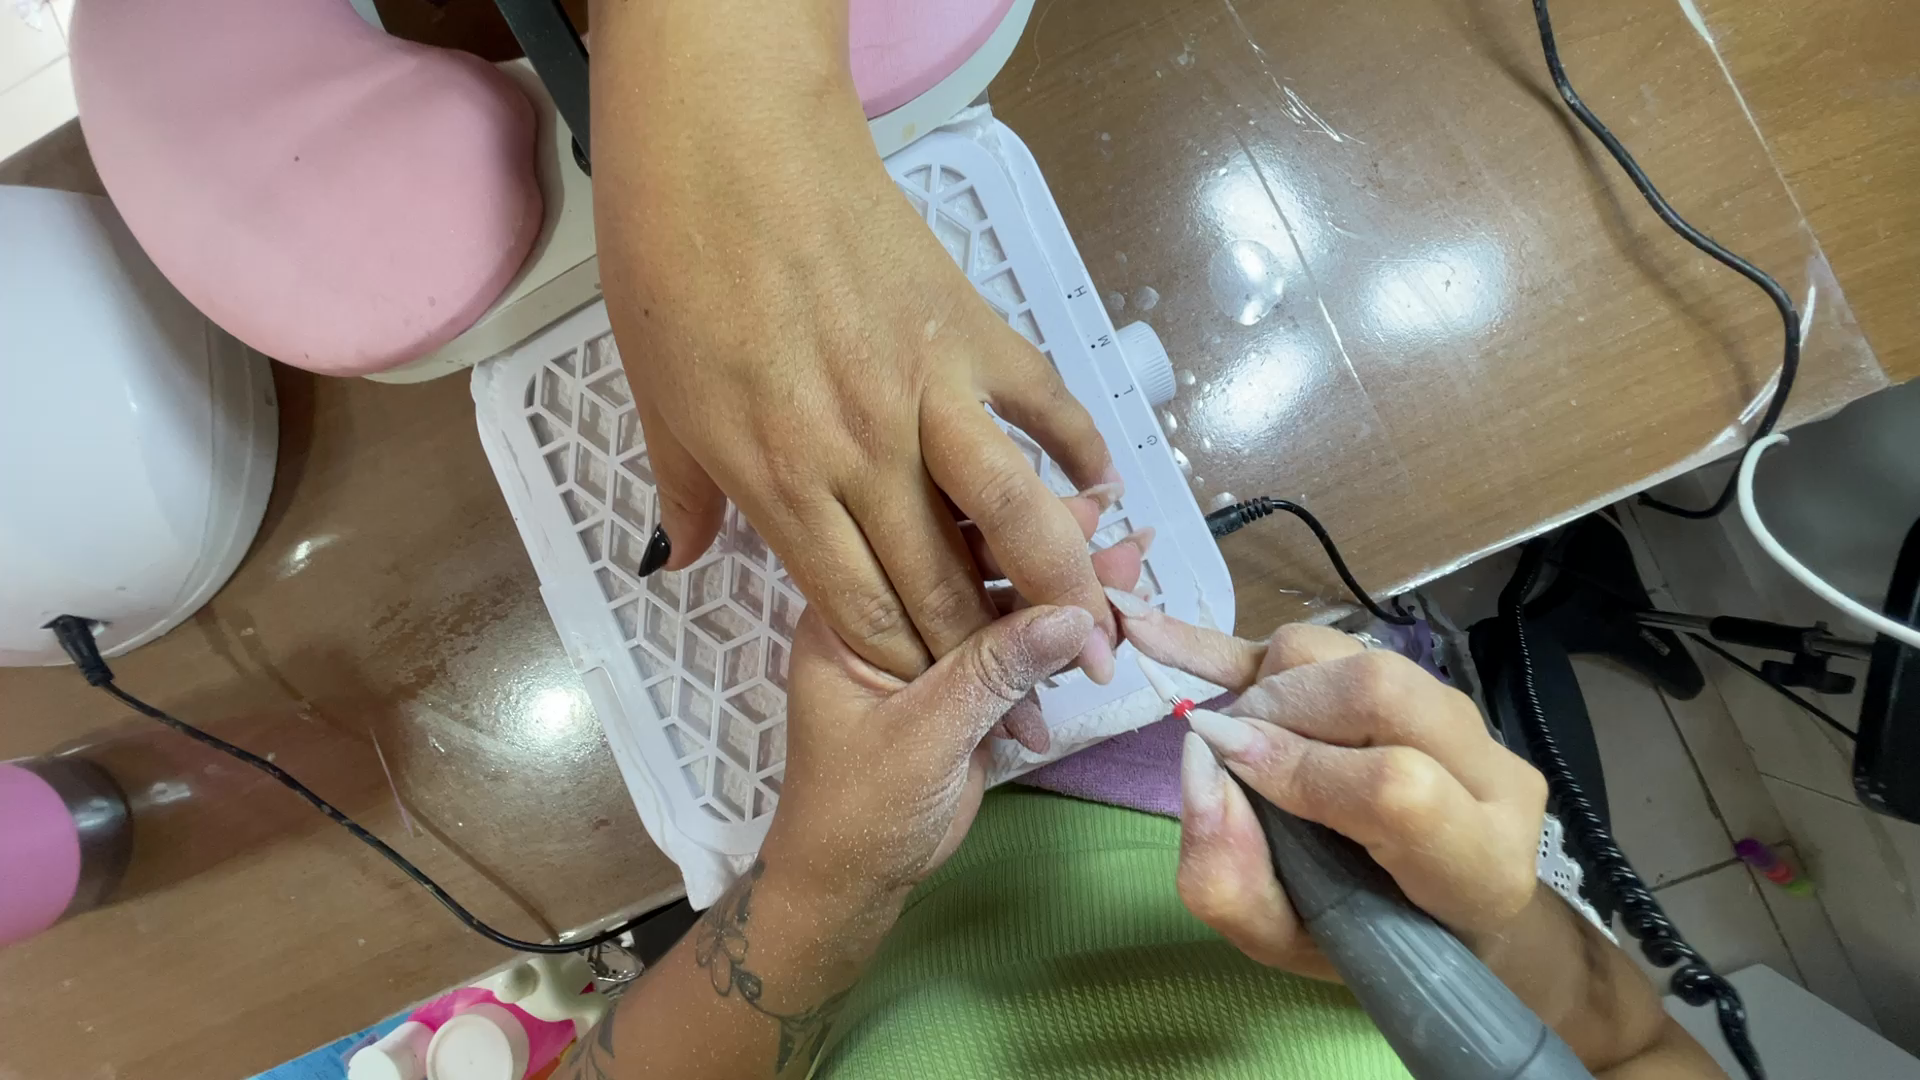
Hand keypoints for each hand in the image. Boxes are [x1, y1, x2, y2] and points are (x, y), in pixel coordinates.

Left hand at [592, 2, 1119, 684]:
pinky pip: (1046, 402)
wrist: (726, 137)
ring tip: (1097, 623)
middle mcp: (864, 454)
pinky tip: (1103, 482)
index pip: (864, 609)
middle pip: (944, 582)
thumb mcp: (657, 400)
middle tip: (1039, 690)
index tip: (942, 699)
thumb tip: (679, 560)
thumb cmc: (673, 267)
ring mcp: (929, 391)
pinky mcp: (973, 332)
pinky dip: (1081, 445)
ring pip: (1012, 512)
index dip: (909, 667)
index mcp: (781, 479)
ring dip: (1062, 578)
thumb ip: (683, 496)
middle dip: (991, 652)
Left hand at [764, 502, 1148, 909]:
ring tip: (1130, 568)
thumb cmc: (863, 809)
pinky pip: (1013, 648)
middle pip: (975, 567)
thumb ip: (994, 672)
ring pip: (1001, 605)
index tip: (1072, 508)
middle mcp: (890, 611)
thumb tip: (1075, 614)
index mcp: (850, 609)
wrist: (858, 880)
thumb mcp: (926, 735)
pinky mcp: (960, 678)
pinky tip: (1105, 624)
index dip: (1001, 524)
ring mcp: (929, 644)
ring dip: (1064, 596)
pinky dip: (1058, 643)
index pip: (928, 544)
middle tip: (1115, 528)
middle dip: (1046, 554)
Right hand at [1112, 602, 1548, 979]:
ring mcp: (1456, 714)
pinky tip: (1148, 628)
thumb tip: (1200, 769)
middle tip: (1231, 745)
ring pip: (1349, 651)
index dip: (1298, 769)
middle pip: (1378, 688)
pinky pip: (1316, 641)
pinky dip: (1224, 639)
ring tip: (1245, 728)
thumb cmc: (1360, 934)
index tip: (1226, 765)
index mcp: (1476, 862)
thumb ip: (1235, 882)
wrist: (1430, 905)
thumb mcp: (1289, 944)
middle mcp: (1486, 772)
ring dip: (1273, 680)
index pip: (1397, 787)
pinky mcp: (1400, 677)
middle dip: (1278, 707)